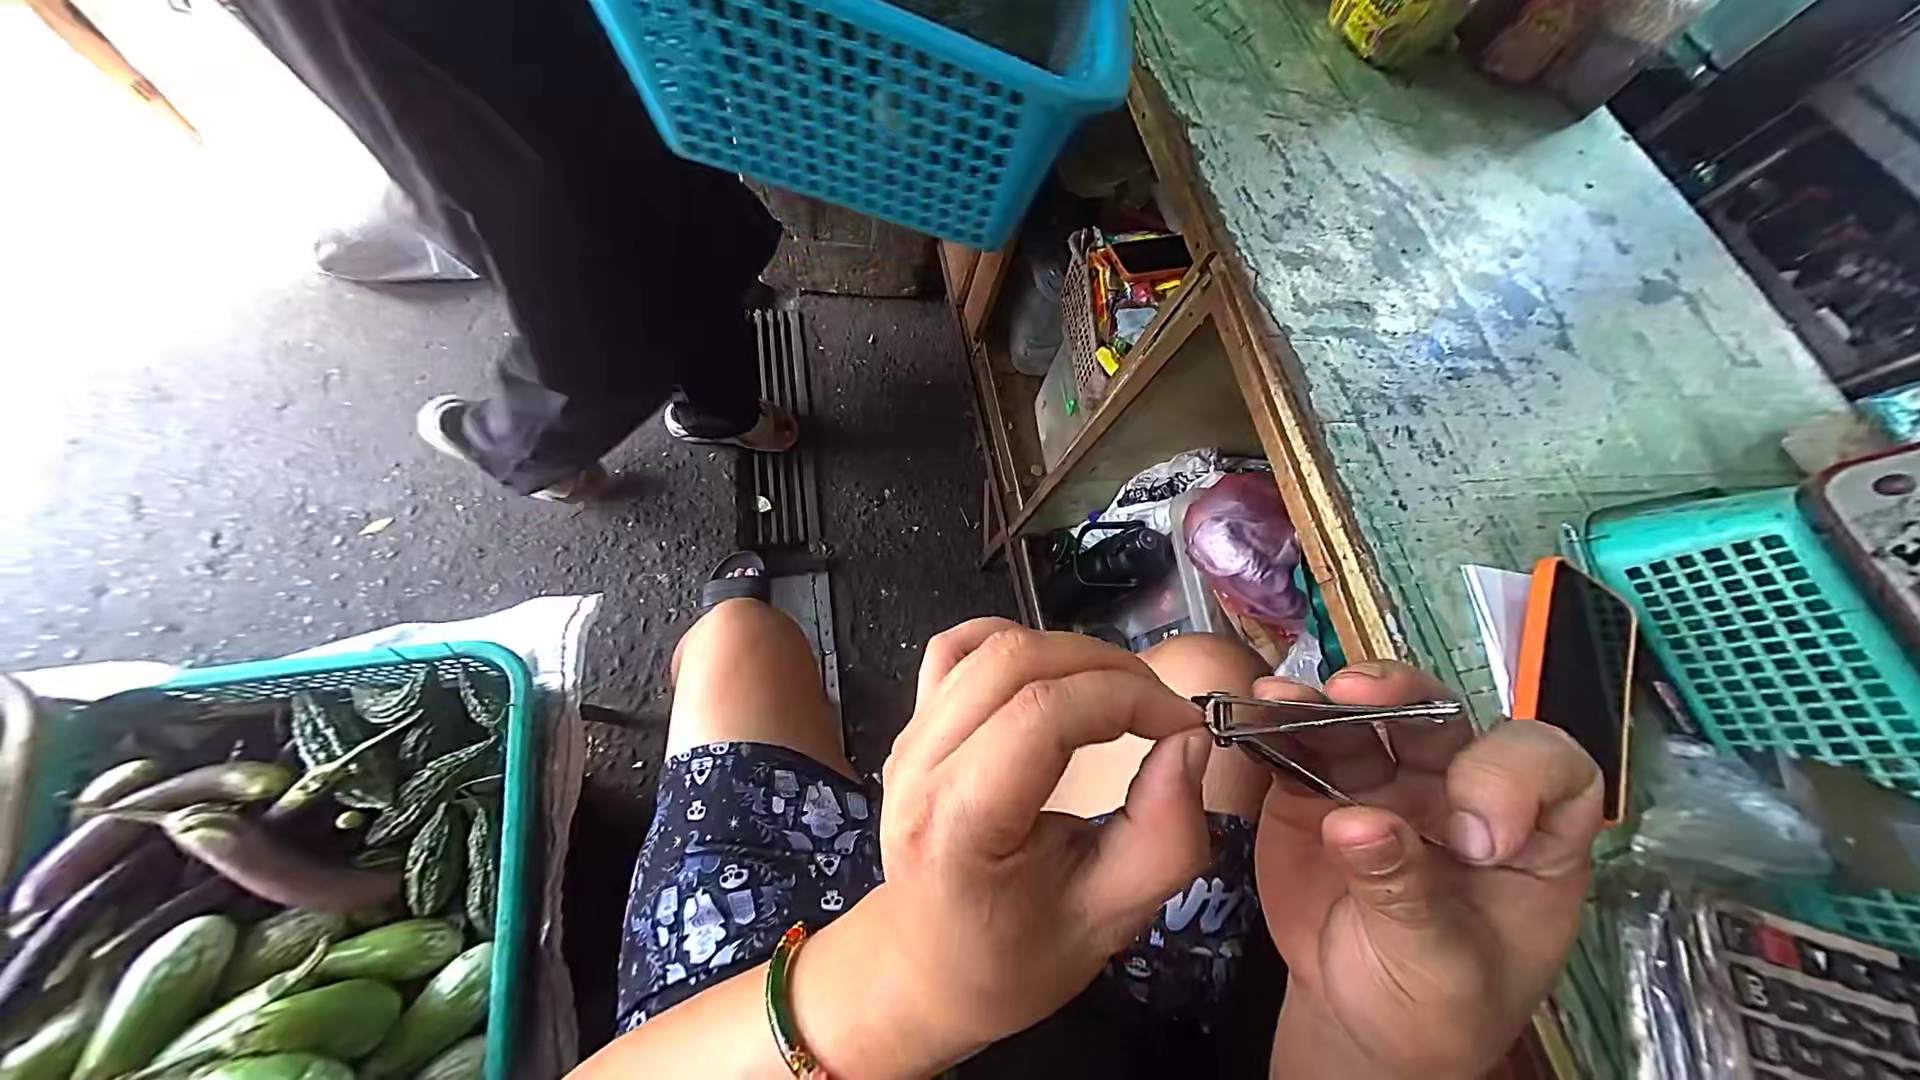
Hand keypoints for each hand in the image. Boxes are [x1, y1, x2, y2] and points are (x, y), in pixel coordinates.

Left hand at [816, 619, 1215, 1070]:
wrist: (924, 961)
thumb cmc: (1013, 958)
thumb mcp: (1106, 920)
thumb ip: (1163, 835)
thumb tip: (1188, 739)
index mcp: (958, 822)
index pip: (1043, 713)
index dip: (1127, 698)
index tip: (1185, 722)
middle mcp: (919, 763)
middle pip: (1015, 661)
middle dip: (1105, 667)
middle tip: (1158, 706)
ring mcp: (908, 735)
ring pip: (989, 645)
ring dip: (1068, 652)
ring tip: (1117, 691)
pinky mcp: (911, 721)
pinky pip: (955, 649)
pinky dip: (1012, 641)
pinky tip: (1049, 672)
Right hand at [1253, 661, 1603, 1078]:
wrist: (1351, 1013)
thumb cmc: (1430, 1005)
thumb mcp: (1439, 966)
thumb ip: (1404, 891)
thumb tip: (1355, 823)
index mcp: (1520, 836)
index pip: (1544, 769)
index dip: (1512, 776)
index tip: (1468, 835)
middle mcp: (1447, 792)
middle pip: (1434, 717)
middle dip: (1397, 693)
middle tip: (1356, 693)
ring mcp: (1373, 784)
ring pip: (1355, 718)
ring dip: (1318, 701)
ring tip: (1280, 696)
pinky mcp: (1309, 789)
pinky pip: (1291, 747)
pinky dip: (1269, 728)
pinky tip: (1250, 716)